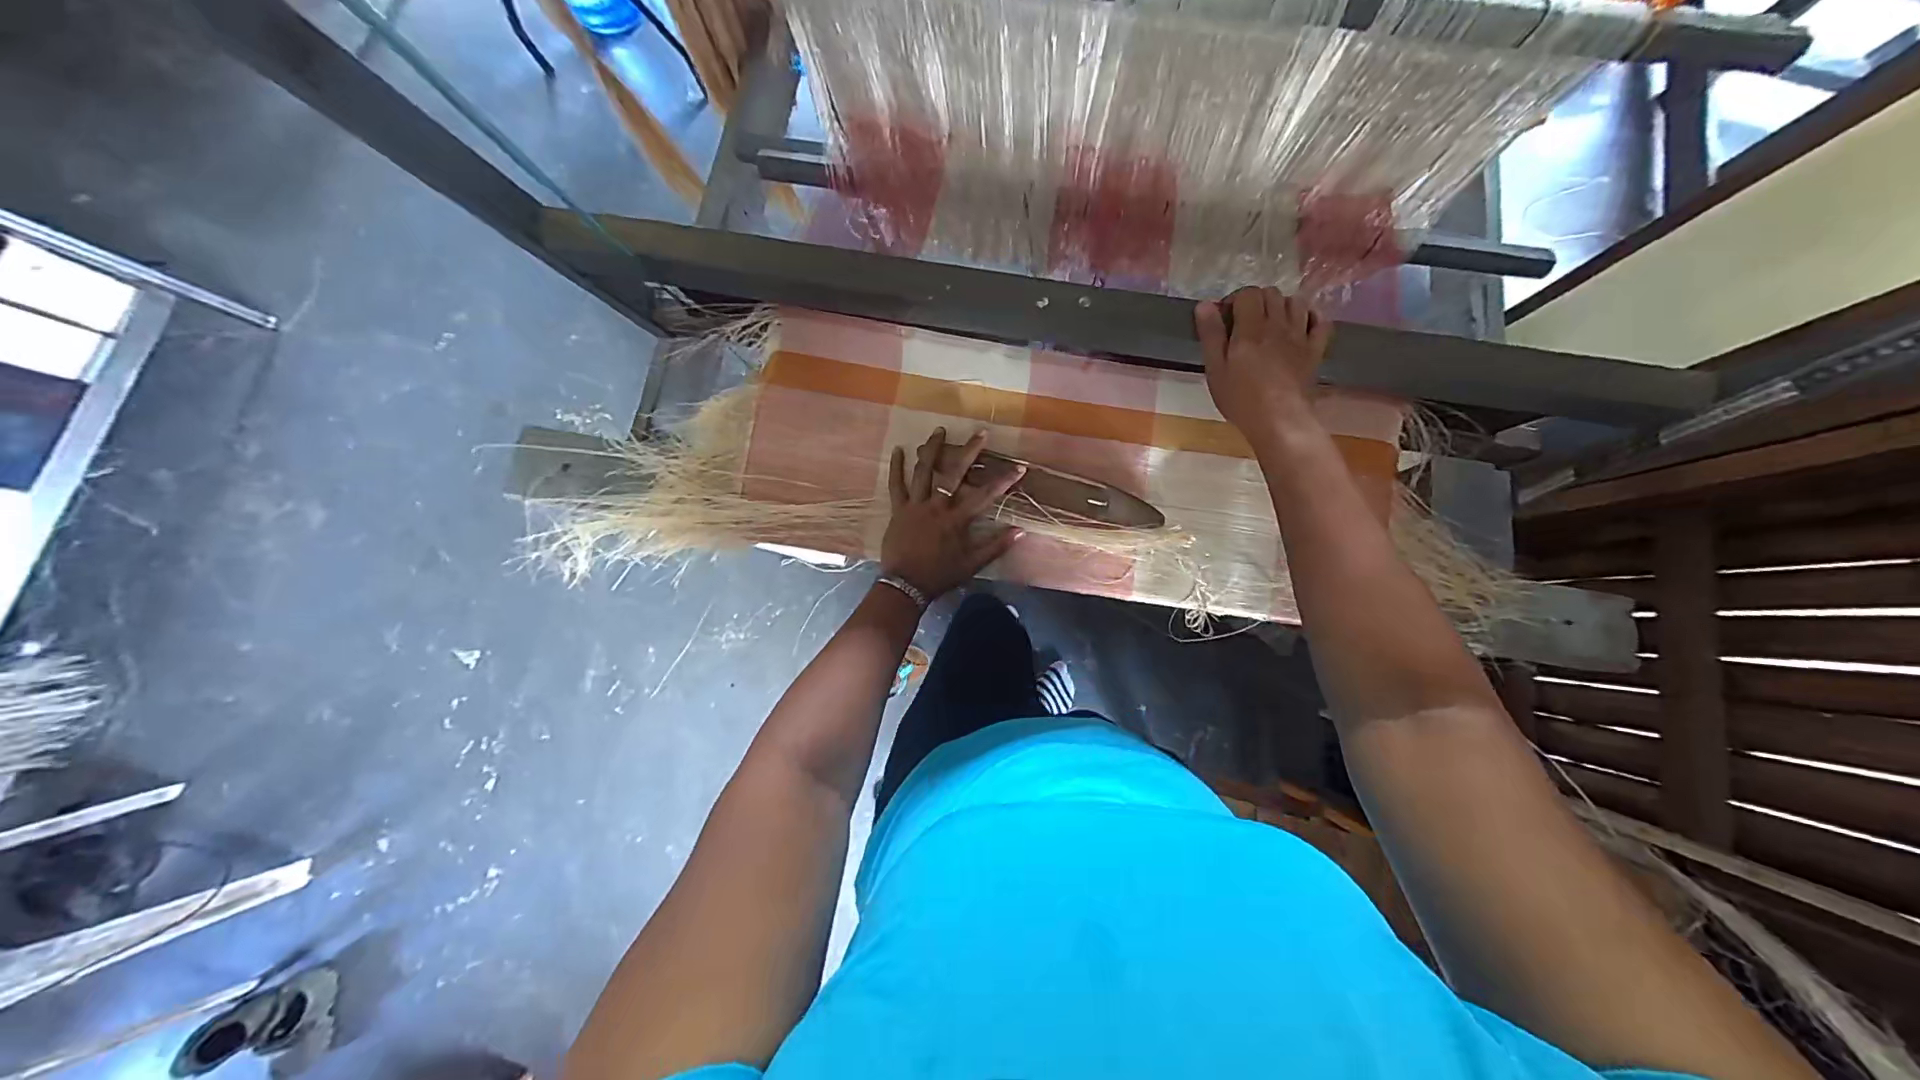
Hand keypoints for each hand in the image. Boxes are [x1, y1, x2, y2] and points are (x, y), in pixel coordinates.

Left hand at [881, 427, 1025, 598]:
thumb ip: (995, 546)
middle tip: (980, 433)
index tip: (1019, 467)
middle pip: (954, 473)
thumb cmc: (940, 575)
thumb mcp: (972, 564)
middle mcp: (937, 506)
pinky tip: (898, 449)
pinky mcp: (898, 510)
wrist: (905, 585)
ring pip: (924, 471)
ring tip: (939, 430)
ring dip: (932, 449)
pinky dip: (897, 467)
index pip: (985, 495)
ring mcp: (915, 505)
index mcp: (957, 520)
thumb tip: (1020, 531)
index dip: (1004, 480)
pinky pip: (896, 485)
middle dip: (969, 452)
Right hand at [1194, 286, 1330, 434]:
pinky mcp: (1315, 350)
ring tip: (1270, 323)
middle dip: (1256, 301)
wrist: (1279, 420)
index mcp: (1251, 328)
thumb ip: (1211, 335)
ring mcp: (1301, 336)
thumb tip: (1205, 304)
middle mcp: (1279, 324)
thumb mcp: (1215, 369)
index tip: (1225, 318)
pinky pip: (1320, 321)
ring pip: (1296, 302)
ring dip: (1281, 306)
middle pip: (1272, 293)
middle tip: (1244, 322)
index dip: (1234, 300)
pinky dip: (1311, 316)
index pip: (1247, 294)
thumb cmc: (1241, 399)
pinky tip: (1300, 325)